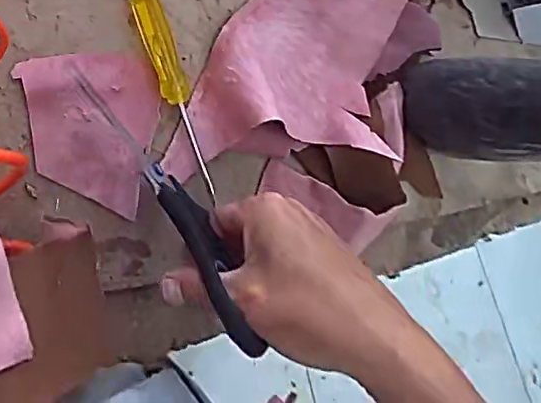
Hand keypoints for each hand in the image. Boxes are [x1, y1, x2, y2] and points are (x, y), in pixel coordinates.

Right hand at [160, 193, 481, 402]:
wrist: (371, 333)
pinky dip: (278, 280)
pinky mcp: (323, 247)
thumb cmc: (311, 309)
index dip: (201, 253)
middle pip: (238, 234)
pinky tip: (287, 310)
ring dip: (254, 278)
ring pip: (261, 249)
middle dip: (231, 269)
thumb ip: (201, 287)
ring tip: (263, 311)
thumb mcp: (244, 300)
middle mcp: (286, 206)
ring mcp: (307, 225)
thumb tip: (169, 281)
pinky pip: (285, 257)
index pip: (214, 221)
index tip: (199, 281)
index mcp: (264, 207)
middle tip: (235, 302)